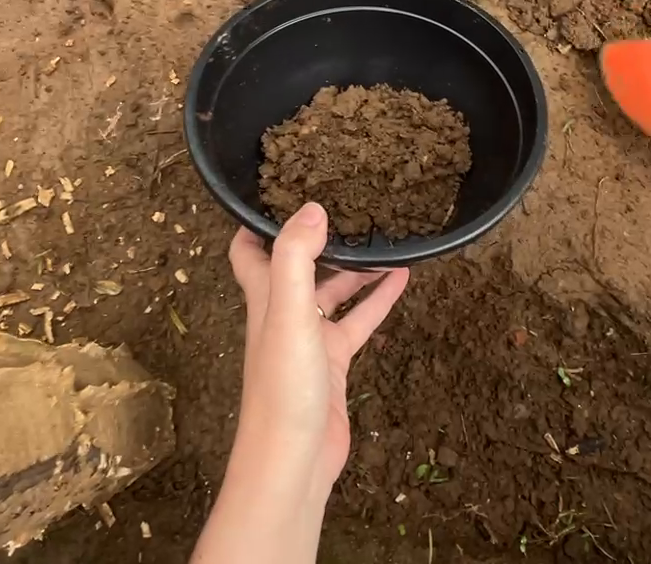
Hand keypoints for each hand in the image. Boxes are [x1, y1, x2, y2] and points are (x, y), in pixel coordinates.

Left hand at [193, 203, 407, 563]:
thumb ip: (296, 258)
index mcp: (264, 296)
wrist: (294, 462)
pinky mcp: (334, 362)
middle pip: (298, 264)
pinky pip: (359, 320)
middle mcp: (283, 312)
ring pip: (334, 290)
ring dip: (355, 265)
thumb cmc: (284, 388)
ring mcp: (310, 338)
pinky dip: (378, 298)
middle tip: (348, 203)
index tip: (282, 188)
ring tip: (383, 234)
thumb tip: (312, 208)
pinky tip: (403, 278)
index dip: (257, 221)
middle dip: (319, 236)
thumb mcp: (288, 313)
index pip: (248, 249)